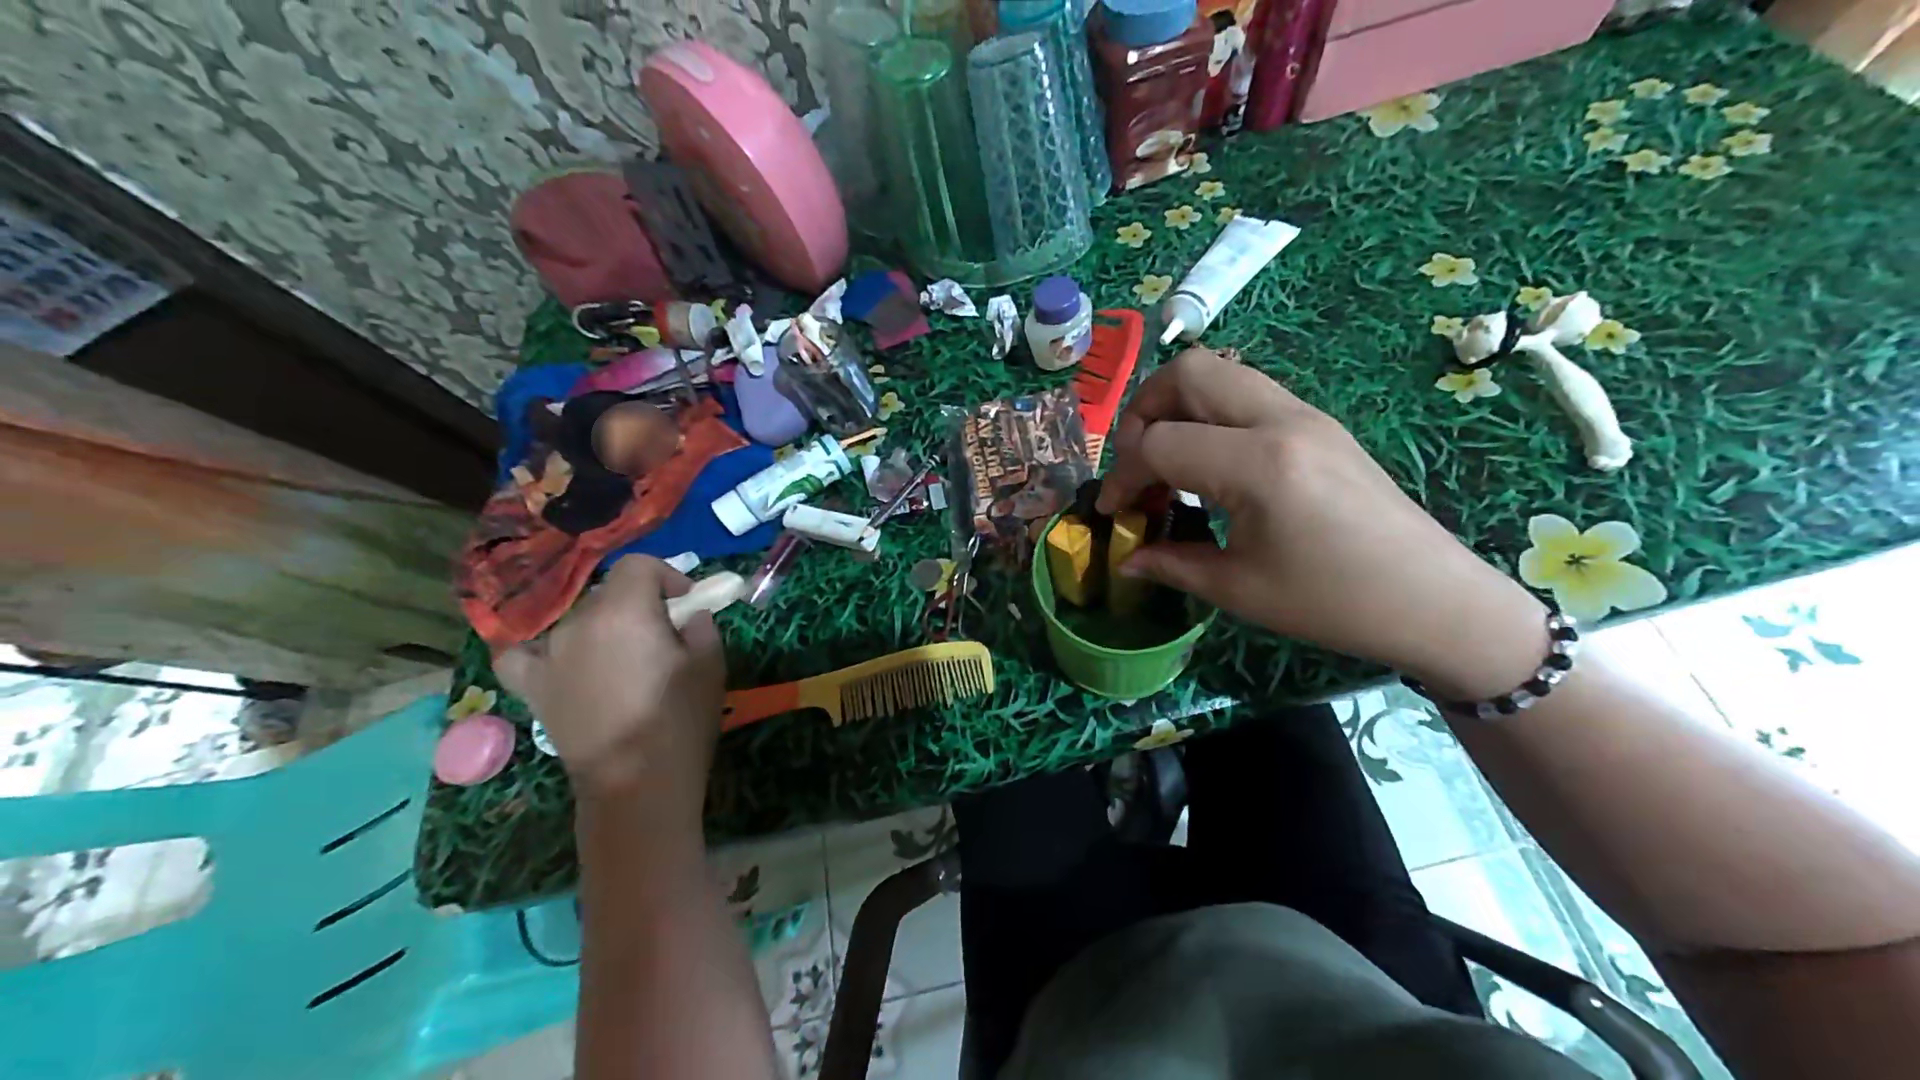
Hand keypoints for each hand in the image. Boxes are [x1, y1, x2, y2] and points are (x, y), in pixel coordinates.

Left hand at [496, 556, 726, 807]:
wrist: (636, 785)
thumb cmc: (680, 721)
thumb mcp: (710, 665)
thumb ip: (701, 625)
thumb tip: (688, 614)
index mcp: (625, 611)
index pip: (639, 566)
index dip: (668, 577)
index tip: (687, 604)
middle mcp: (579, 623)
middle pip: (609, 592)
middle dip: (639, 603)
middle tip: (664, 635)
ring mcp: (550, 654)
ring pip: (578, 619)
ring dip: (604, 626)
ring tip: (623, 658)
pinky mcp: (534, 687)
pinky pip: (524, 654)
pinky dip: (540, 649)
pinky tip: (558, 658)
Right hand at [1097, 348, 1547, 698]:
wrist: (1435, 600)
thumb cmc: (1334, 603)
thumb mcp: (1240, 589)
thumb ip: (1171, 563)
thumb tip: (1126, 558)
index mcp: (1259, 464)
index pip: (1160, 442)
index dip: (1123, 476)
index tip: (1114, 512)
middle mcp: (1281, 420)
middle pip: (1187, 372)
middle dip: (1142, 411)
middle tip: (1135, 463)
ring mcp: (1305, 414)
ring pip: (1219, 372)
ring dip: (1176, 406)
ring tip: (1166, 461)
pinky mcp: (1318, 423)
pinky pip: (1247, 393)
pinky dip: (1209, 413)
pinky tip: (1209, 465)